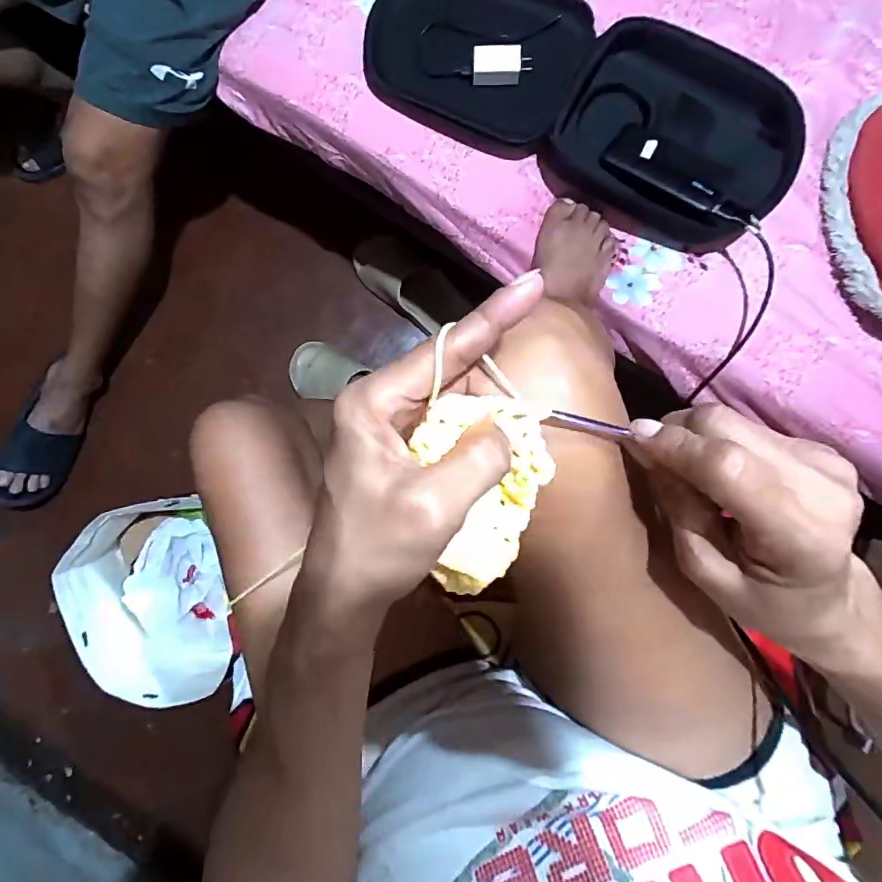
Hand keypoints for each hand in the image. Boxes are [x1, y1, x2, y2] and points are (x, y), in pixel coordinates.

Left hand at [302, 271, 547, 616]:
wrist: (343, 596)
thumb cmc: (377, 549)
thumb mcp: (434, 505)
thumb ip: (479, 458)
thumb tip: (507, 431)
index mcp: (373, 403)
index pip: (441, 350)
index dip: (491, 317)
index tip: (531, 285)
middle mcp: (378, 403)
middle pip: (446, 366)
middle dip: (493, 351)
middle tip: (538, 324)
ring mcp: (389, 426)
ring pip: (450, 394)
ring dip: (489, 395)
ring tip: (524, 391)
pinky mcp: (401, 449)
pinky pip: (447, 423)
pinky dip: (477, 424)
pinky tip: (502, 424)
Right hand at [628, 405, 874, 668]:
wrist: (831, 599)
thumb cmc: (765, 602)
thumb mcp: (707, 573)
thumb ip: (680, 510)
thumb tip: (648, 449)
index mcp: (799, 533)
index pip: (727, 466)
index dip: (675, 445)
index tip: (632, 435)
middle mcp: (821, 486)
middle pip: (727, 427)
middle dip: (679, 432)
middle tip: (656, 457)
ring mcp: (826, 461)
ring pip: (734, 420)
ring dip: (698, 436)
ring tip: (690, 470)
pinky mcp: (823, 448)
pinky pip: (749, 427)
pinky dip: (722, 441)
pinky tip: (724, 472)